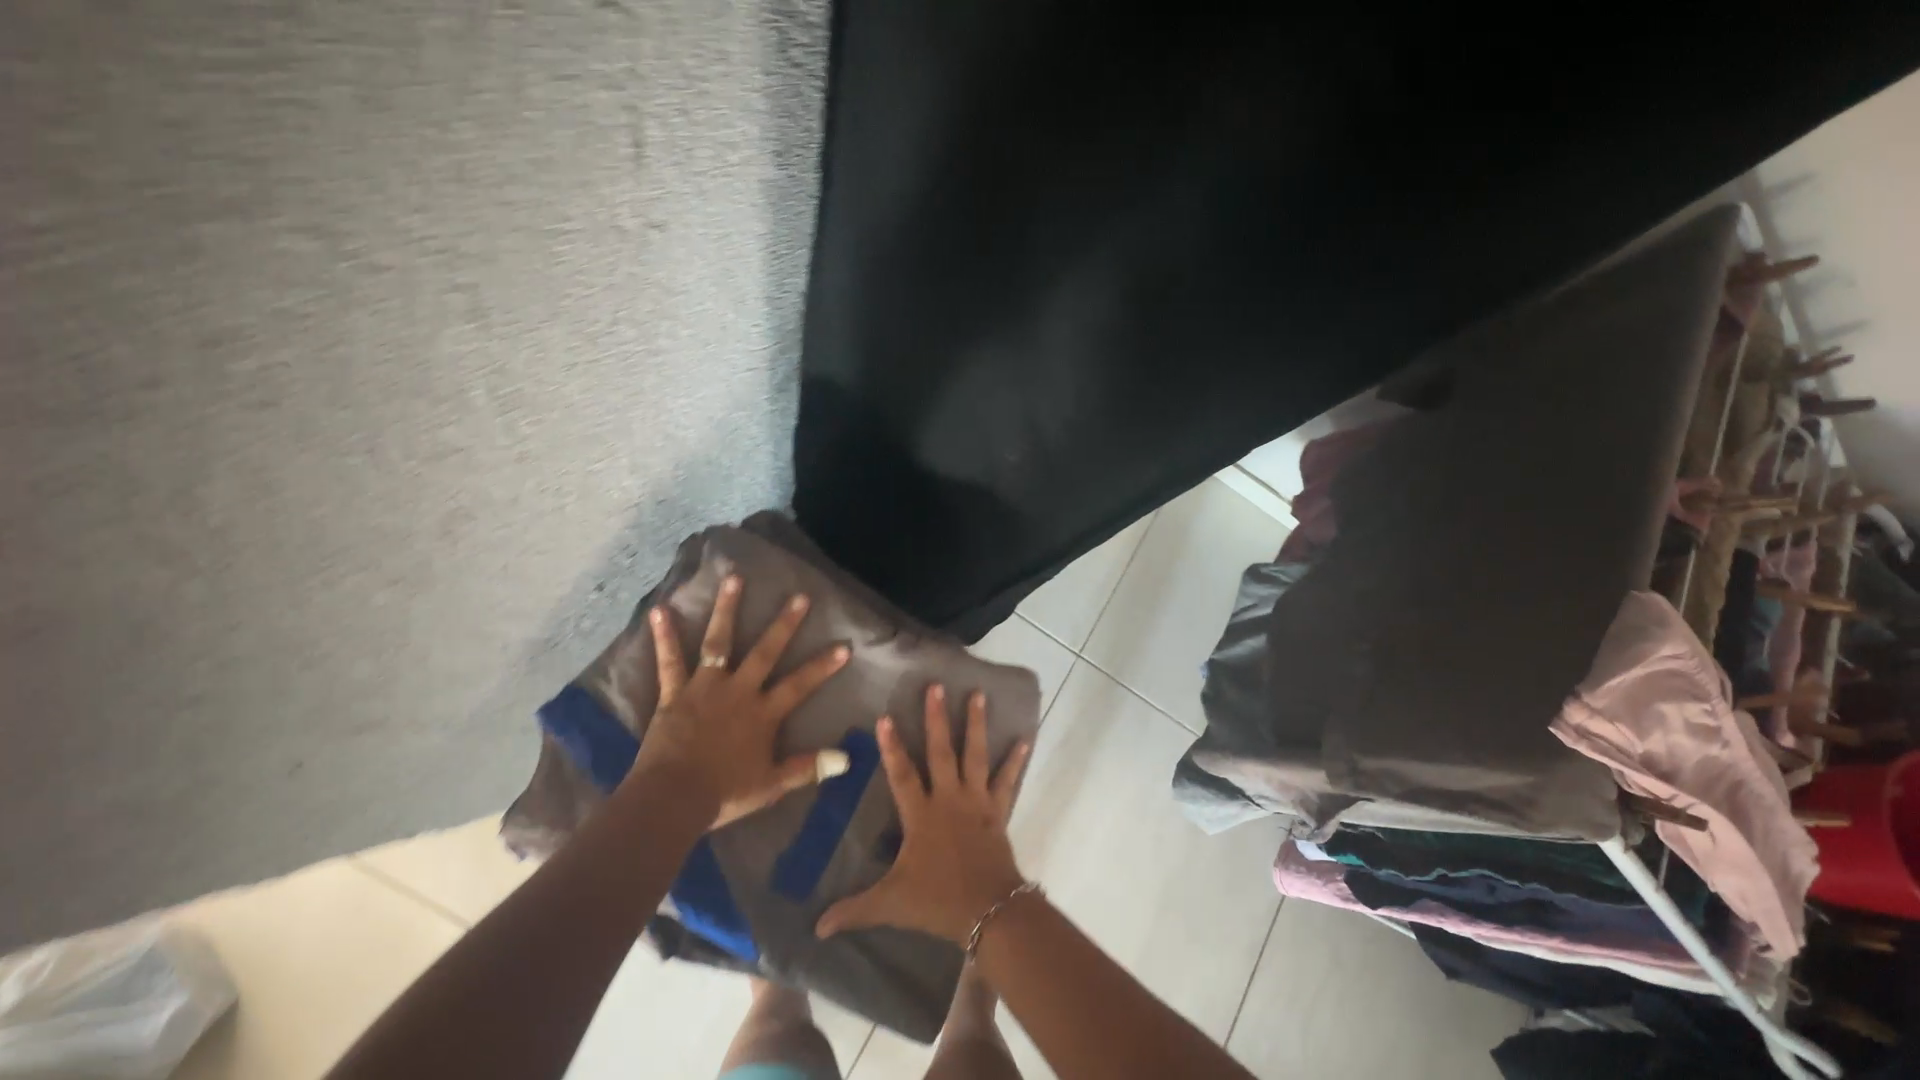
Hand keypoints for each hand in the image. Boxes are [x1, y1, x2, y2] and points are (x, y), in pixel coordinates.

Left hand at [629, 574, 851, 829]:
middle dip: (784, 624)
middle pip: (765, 652)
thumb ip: (807, 768)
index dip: (822, 666)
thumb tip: (847, 759)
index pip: (800, 685)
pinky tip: (660, 610)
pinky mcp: (674, 693)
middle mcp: (738, 692)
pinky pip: (669, 661)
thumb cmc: (725, 793)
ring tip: (734, 578)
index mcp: (763, 714)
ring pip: (719, 642)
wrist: (673, 797)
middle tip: (799, 597)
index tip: (844, 645)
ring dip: (727, 609)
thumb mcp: (772, 785)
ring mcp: (705, 688)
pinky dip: (664, 636)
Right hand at [814, 685, 1032, 944]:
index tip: (885, 716)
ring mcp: (976, 803)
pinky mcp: (997, 812)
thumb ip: (854, 910)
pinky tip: (1024, 740)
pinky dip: (1015, 761)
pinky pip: (1007, 782)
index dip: (892, 746)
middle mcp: (948, 799)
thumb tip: (816, 928)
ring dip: (976, 725)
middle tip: (936, 686)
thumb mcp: (890, 905)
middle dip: (936, 718)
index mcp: (920, 815)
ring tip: (978, 694)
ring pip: (975, 756)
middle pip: (941, 752)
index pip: (901, 774)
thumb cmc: (938, 902)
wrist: (990, 912)